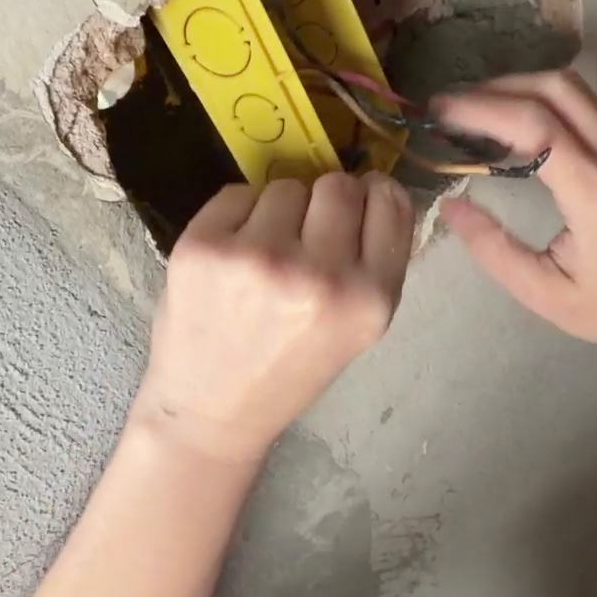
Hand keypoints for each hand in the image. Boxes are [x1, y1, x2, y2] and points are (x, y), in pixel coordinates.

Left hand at [132, 171, 413, 464]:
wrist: (213, 411)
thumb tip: (375, 187)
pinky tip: (234, 258)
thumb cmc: (292, 370)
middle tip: (309, 235)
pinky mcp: (204, 245)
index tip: (361, 203)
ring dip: (281, 210)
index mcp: (368, 299)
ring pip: (287, 186)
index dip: (376, 194)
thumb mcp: (359, 328)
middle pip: (339, 185)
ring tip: (267, 255)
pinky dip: (239, 216)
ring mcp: (258, 257)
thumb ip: (377, 262)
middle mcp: (320, 275)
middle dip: (327, 202)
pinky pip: (238, 193)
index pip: (391, 201)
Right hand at [435, 70, 596, 360]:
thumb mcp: (541, 292)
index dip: (485, 110)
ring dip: (516, 86)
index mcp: (595, 194)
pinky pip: (578, 102)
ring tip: (471, 109)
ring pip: (569, 87)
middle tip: (448, 107)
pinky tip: (506, 119)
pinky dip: (535, 98)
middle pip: (555, 89)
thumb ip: (493, 248)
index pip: (538, 127)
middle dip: (495, 88)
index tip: (441, 112)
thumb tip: (450, 204)